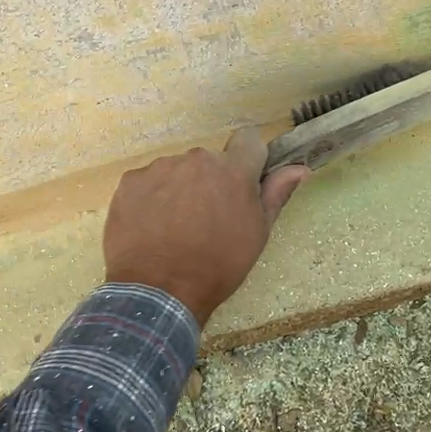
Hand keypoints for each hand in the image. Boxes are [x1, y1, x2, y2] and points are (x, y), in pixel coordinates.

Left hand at [102, 127, 308, 324]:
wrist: (159, 292)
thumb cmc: (218, 265)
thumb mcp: (257, 234)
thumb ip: (276, 194)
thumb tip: (299, 168)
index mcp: (234, 170)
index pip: (249, 139)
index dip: (248, 160)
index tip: (241, 183)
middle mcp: (198, 159)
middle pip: (209, 161)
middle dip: (210, 182)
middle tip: (205, 220)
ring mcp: (161, 168)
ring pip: (177, 171)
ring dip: (179, 189)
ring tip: (174, 228)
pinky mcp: (131, 181)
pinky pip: (148, 182)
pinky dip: (151, 199)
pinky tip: (151, 228)